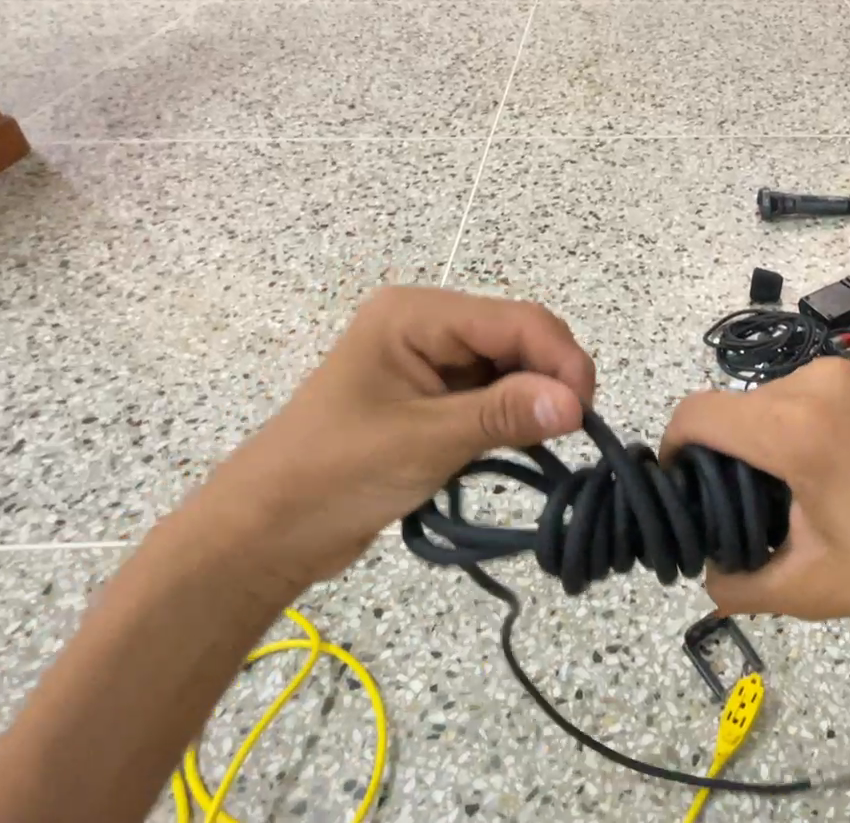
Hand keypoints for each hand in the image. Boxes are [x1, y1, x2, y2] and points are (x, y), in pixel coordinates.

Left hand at [189, 287, 596, 591]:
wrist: (263, 534)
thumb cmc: (332, 475)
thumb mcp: (422, 442)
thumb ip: (503, 415)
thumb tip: (578, 404)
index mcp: (416, 315)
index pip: (516, 321)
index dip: (561, 359)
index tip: (585, 413)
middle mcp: (428, 326)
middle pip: (520, 337)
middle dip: (552, 378)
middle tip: (571, 431)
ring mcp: (432, 362)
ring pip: (514, 367)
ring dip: (536, 400)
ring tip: (546, 442)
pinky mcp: (435, 398)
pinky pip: (496, 395)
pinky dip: (516, 417)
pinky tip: (524, 444)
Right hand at [662, 358, 849, 650]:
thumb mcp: (811, 586)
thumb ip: (736, 582)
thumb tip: (706, 575)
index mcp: (797, 425)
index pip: (696, 415)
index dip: (671, 454)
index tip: (679, 497)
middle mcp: (817, 383)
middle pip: (731, 411)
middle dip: (718, 461)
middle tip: (733, 521)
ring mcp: (848, 379)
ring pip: (765, 405)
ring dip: (755, 449)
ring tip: (780, 509)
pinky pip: (800, 402)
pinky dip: (788, 436)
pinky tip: (813, 485)